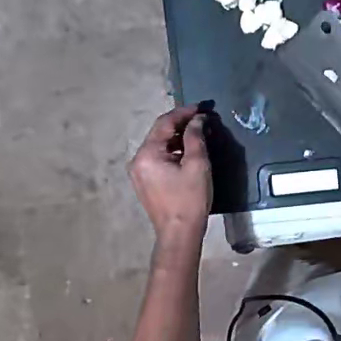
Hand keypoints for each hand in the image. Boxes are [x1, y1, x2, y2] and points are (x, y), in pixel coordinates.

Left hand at [129, 107, 211, 243]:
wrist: (178, 233)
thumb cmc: (189, 199)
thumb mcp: (197, 164)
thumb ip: (195, 137)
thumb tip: (197, 120)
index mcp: (147, 154)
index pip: (165, 123)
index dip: (184, 112)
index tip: (202, 107)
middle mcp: (138, 160)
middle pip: (160, 133)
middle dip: (181, 124)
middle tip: (202, 118)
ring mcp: (139, 172)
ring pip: (159, 145)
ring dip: (178, 138)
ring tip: (198, 133)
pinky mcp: (145, 182)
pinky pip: (158, 158)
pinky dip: (173, 151)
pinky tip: (188, 151)